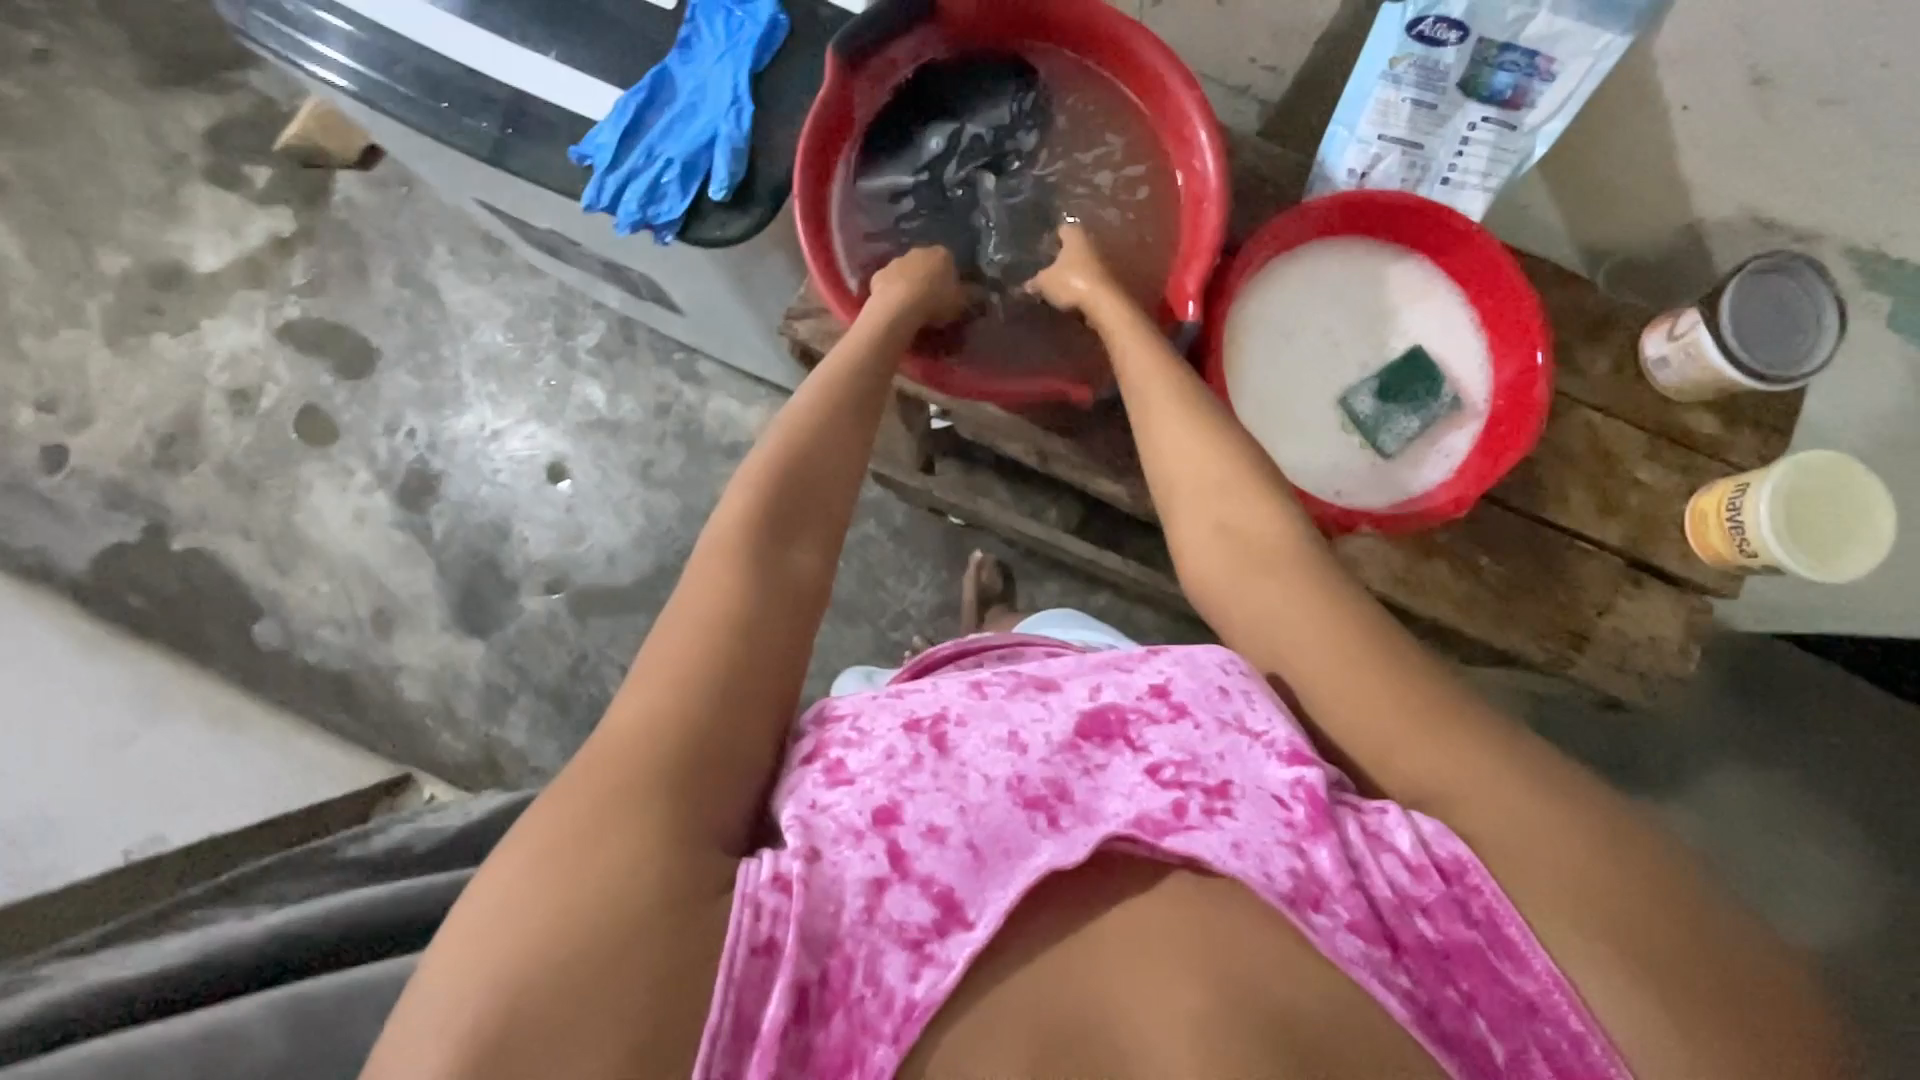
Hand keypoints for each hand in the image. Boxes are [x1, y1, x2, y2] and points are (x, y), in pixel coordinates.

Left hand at [867, 247, 970, 328]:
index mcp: (942, 254)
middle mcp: (918, 251)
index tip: (950, 295)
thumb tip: (982, 292)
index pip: (950, 261)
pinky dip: (892, 292)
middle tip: (931, 301)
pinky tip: (895, 308)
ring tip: (911, 307)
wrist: (899, 308)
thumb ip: (972, 295)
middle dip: (928, 278)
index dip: (950, 278)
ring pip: (906, 272)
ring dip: (909, 284)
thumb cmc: (935, 302)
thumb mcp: (961, 302)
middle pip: (926, 264)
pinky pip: (888, 283)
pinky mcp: (878, 275)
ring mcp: (896, 261)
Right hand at [1027, 222, 1122, 315]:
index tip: (1046, 249)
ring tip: (1064, 282)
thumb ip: (1035, 281)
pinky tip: (1077, 294)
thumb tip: (1027, 285)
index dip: (1053, 238)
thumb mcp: (1044, 283)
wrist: (1104, 303)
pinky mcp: (1113, 278)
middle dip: (1066, 254)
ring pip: (1087, 261)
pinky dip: (1087, 283)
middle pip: (1077, 245)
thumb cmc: (1071, 283)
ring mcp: (1106, 259)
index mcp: (1076, 235)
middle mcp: (1093, 241)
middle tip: (1052, 266)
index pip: (1063, 228)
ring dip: (1078, 269)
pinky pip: (1095, 277)